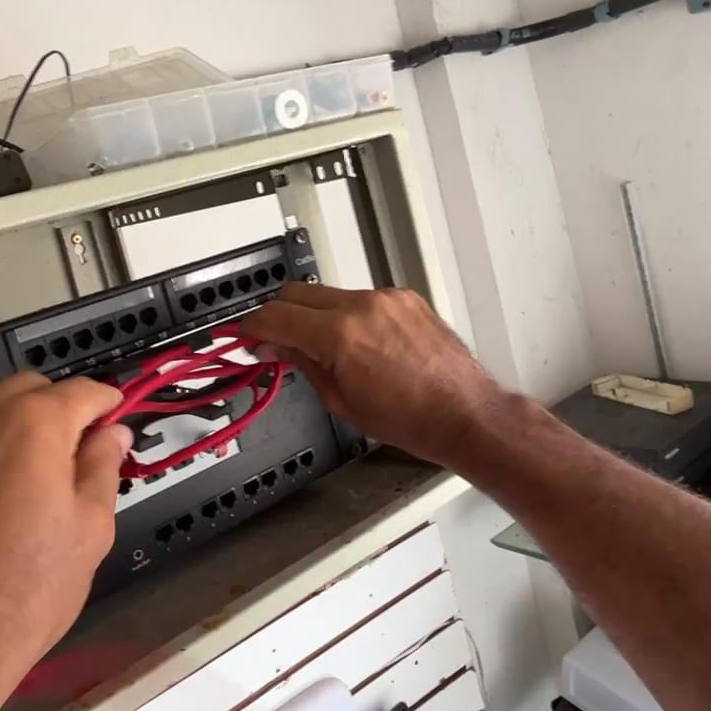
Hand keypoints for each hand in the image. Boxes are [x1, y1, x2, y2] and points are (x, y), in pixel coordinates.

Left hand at [0, 374, 130, 690]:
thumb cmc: (21, 597)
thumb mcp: (89, 531)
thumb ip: (103, 468)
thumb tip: (111, 436)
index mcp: (31, 426)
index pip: (82, 390)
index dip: (107, 401)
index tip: (116, 415)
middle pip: (30, 391)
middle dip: (60, 409)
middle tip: (80, 452)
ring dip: (18, 430)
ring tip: (36, 484)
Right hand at [241, 284, 505, 464]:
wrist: (463, 413)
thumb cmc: (412, 418)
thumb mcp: (340, 401)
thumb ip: (303, 364)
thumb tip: (278, 347)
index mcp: (340, 334)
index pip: (276, 316)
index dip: (252, 327)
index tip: (247, 335)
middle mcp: (363, 306)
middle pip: (295, 292)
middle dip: (277, 314)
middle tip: (272, 338)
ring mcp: (386, 298)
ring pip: (328, 293)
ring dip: (314, 313)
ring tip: (319, 346)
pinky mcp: (404, 298)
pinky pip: (361, 298)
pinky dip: (348, 314)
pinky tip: (356, 342)